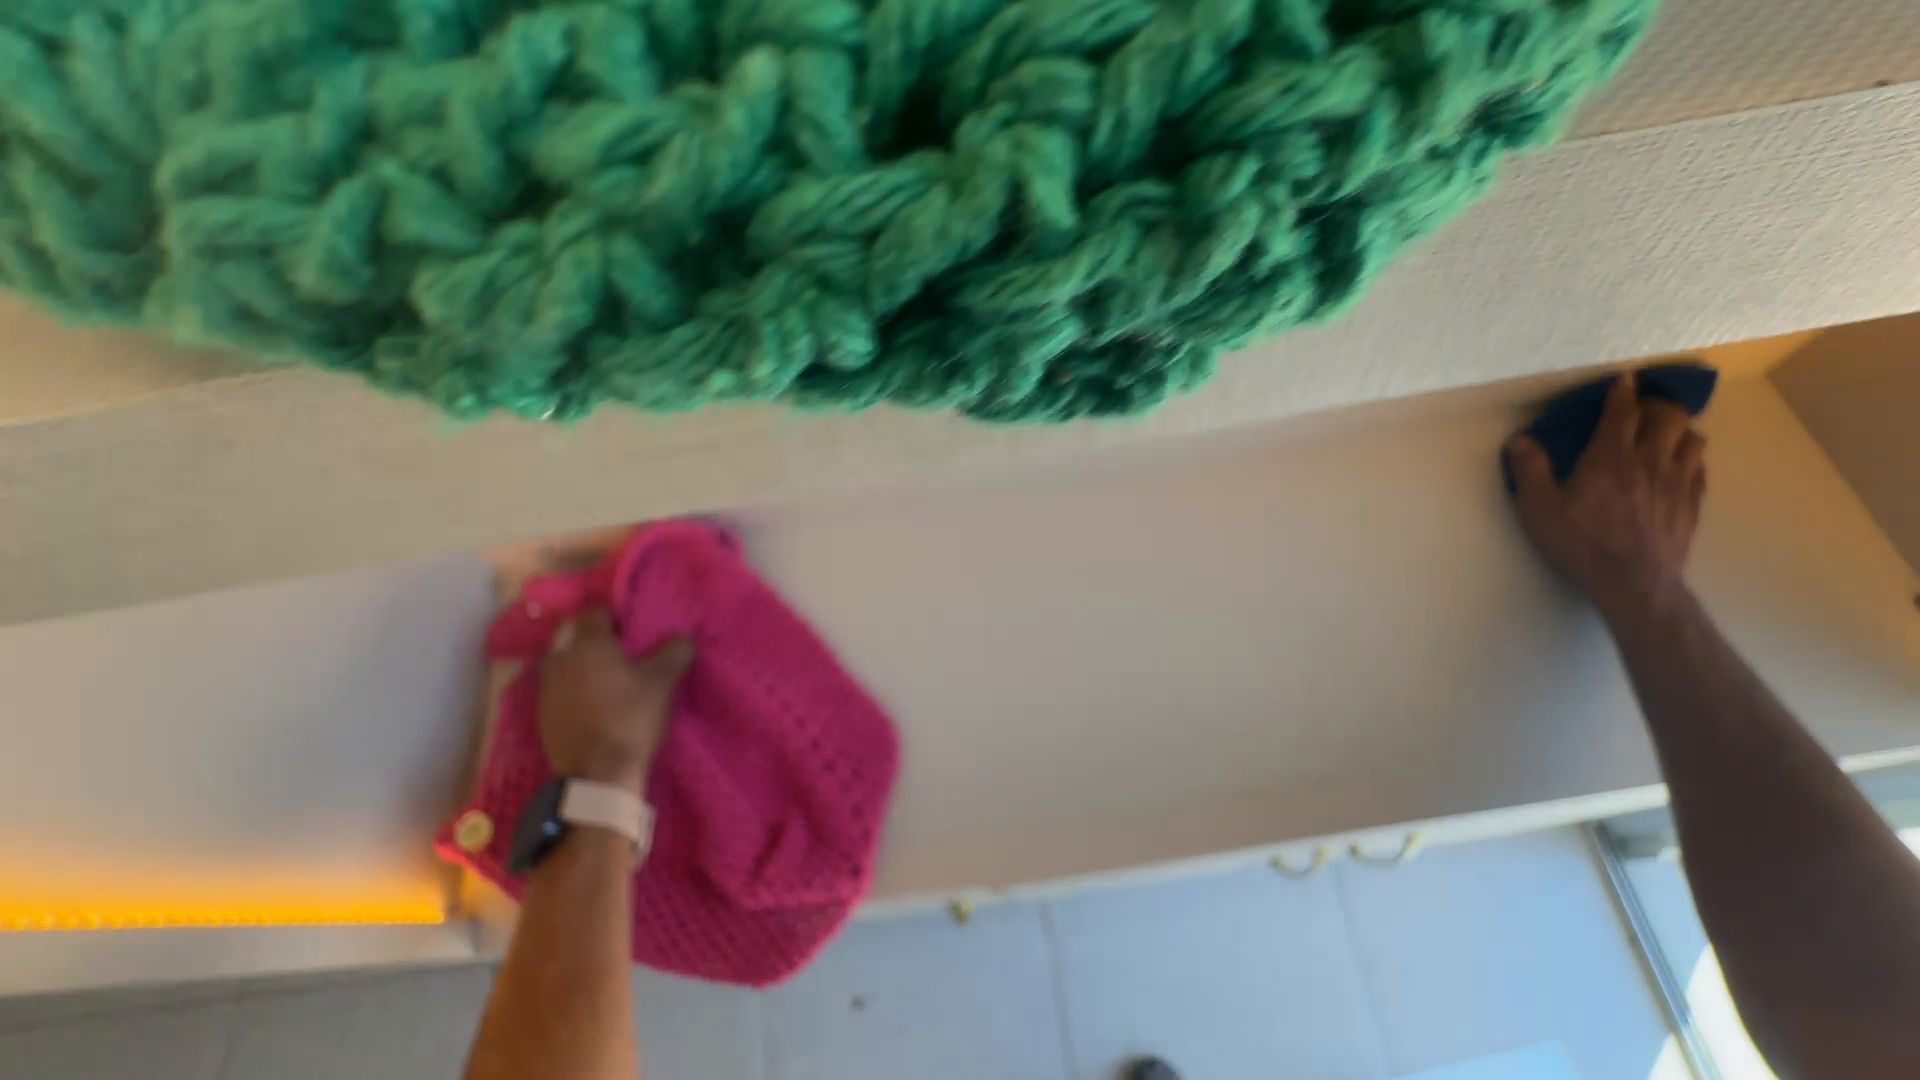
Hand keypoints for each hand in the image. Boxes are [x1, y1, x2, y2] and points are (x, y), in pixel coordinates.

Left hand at [538, 608, 694, 794]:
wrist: (598, 773)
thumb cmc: (631, 717)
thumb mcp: (663, 682)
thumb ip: (675, 652)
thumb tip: (684, 636)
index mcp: (589, 644)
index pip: (595, 612)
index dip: (613, 614)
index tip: (631, 625)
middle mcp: (561, 658)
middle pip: (570, 632)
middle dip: (590, 632)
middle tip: (616, 645)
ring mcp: (547, 687)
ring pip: (559, 659)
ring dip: (577, 658)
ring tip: (603, 672)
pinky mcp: (542, 713)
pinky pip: (556, 685)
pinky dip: (571, 684)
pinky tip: (590, 698)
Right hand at [1506, 372, 1707, 621]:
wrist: (1632, 580)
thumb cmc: (1579, 541)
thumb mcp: (1538, 507)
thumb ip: (1529, 469)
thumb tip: (1520, 439)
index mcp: (1609, 457)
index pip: (1622, 414)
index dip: (1623, 393)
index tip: (1625, 379)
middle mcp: (1649, 461)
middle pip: (1668, 418)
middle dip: (1657, 405)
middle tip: (1644, 407)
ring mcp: (1677, 482)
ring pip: (1692, 439)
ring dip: (1679, 430)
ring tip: (1665, 434)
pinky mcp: (1692, 503)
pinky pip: (1700, 468)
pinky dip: (1690, 458)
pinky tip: (1680, 464)